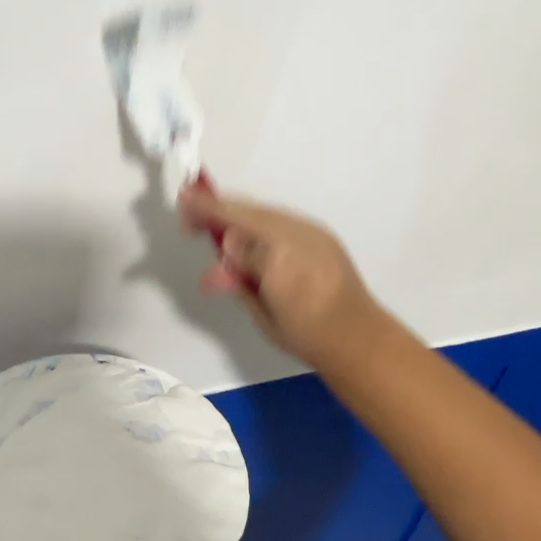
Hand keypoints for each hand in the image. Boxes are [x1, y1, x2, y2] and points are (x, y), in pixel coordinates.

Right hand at [178, 183, 386, 365]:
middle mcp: (297, 232)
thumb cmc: (304, 332)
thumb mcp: (262, 309)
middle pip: (249, 212)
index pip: (235, 219)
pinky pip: (281, 225)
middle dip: (219, 214)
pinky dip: (259, 229)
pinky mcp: (322, 239)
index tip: (182, 199)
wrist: (358, 340)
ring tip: (219, 242)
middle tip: (192, 224)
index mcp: (279, 249)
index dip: (207, 209)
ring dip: (239, 224)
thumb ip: (240, 275)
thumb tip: (224, 251)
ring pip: (265, 217)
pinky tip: (249, 246)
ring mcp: (312, 233)